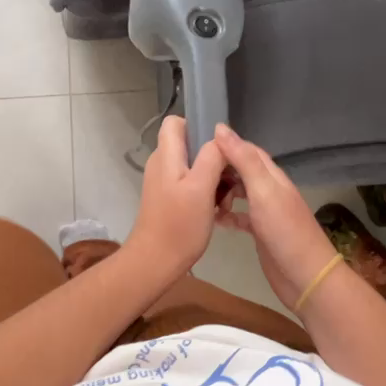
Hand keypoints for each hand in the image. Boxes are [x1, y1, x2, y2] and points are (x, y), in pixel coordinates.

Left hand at [124, 116, 227, 282]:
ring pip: (195, 165)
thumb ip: (211, 157)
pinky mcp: (169, 198)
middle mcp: (162, 163)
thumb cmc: (179, 225)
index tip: (220, 147)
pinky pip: (192, 183)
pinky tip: (217, 210)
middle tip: (230, 179)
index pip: (176, 122)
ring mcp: (165, 181)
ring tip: (226, 200)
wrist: (155, 262)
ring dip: (214, 178)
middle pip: (191, 144)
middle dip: (214, 157)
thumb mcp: (201, 187)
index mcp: (166, 155)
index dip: (198, 126)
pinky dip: (206, 191)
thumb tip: (220, 135)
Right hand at [212, 125, 340, 311]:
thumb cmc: (285, 231)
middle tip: (194, 176)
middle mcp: (269, 189)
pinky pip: (240, 216)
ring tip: (202, 198)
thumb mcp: (263, 190)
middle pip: (241, 170)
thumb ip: (244, 160)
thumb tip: (220, 128)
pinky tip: (214, 220)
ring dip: (222, 192)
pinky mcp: (261, 232)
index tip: (198, 148)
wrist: (306, 278)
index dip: (224, 146)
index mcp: (272, 175)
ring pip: (239, 193)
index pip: (246, 150)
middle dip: (220, 170)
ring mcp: (266, 212)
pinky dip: (227, 215)